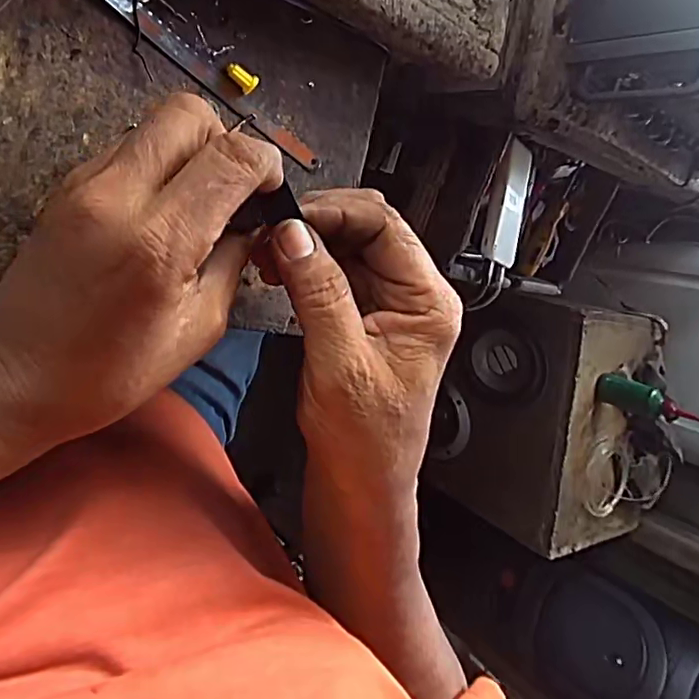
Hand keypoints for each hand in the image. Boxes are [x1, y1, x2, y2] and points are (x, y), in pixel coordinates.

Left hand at [0, 92, 282, 484]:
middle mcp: (117, 196)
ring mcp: (85, 183)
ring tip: (194, 200)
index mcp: (158, 240)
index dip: (265, 163)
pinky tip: (160, 208)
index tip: (269, 187)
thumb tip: (253, 222)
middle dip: (224, 139)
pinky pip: (130, 147)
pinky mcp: (69, 183)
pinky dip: (158, 164)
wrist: (10, 378)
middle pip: (188, 112)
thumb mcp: (198, 328)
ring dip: (189, 151)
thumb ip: (234, 261)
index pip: (231, 156)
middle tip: (231, 184)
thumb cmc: (105, 371)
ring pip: (156, 124)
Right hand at [260, 189, 462, 500]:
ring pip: (346, 245)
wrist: (359, 485)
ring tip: (271, 251)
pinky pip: (333, 269)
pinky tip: (281, 269)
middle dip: (318, 224)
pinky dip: (304, 264)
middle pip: (366, 227)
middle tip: (276, 233)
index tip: (293, 218)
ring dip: (307, 242)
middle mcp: (413, 295)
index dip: (336, 213)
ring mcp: (387, 302)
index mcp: (427, 302)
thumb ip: (319, 292)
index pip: (385, 225)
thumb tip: (296, 235)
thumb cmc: (367, 443)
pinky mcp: (361, 311)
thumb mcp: (340, 363)